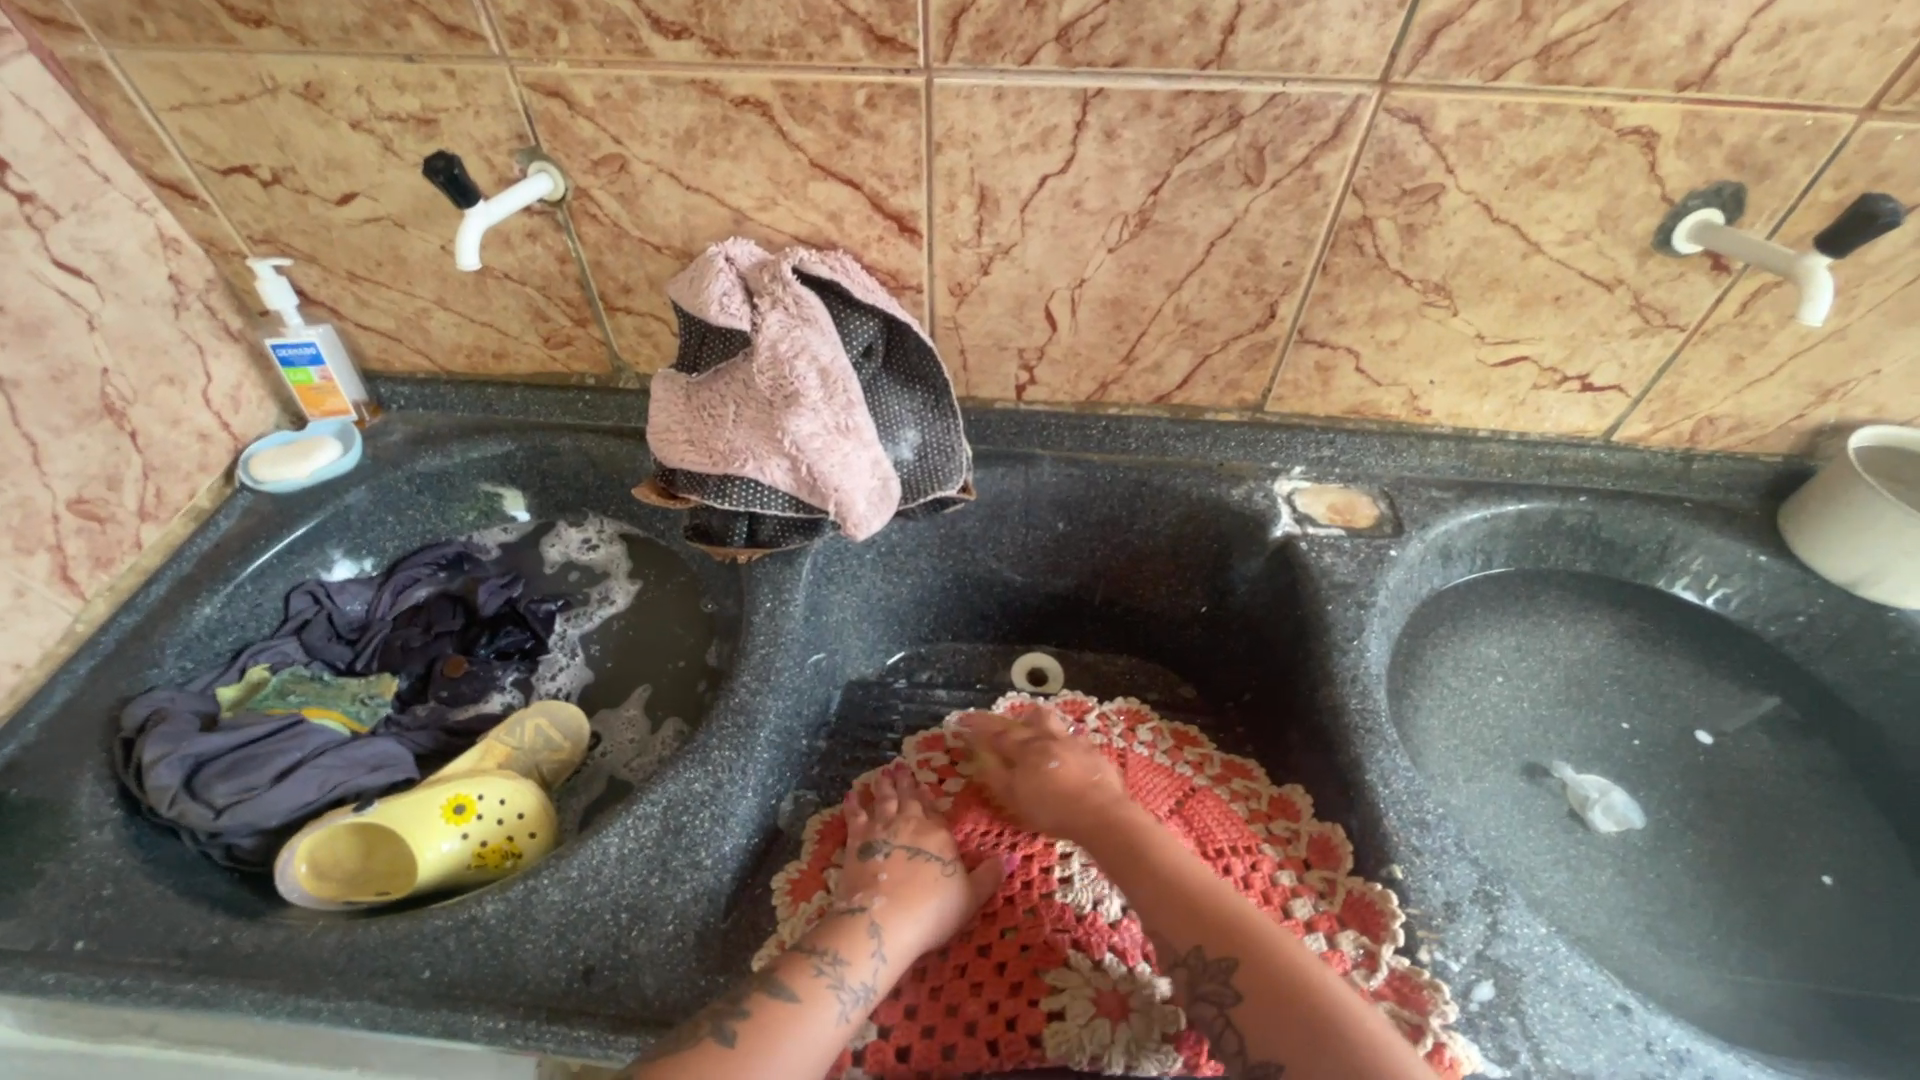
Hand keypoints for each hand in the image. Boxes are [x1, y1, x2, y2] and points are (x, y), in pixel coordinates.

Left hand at [838, 764, 1006, 959]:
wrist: (884, 920)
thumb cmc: (932, 912)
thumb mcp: (971, 898)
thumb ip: (990, 875)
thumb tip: (1012, 856)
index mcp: (939, 834)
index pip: (935, 810)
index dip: (929, 797)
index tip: (923, 783)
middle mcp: (911, 823)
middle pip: (909, 798)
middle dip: (905, 781)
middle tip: (900, 765)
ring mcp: (882, 829)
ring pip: (884, 799)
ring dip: (883, 784)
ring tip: (883, 772)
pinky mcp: (856, 840)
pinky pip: (855, 815)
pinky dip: (853, 803)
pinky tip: (851, 794)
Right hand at [952, 704, 1135, 844]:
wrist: (1101, 814)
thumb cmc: (1052, 810)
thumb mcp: (1014, 798)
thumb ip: (996, 776)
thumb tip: (980, 758)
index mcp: (1026, 749)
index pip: (997, 732)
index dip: (979, 725)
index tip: (965, 719)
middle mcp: (1049, 738)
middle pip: (1030, 718)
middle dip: (1016, 719)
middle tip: (1008, 729)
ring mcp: (1074, 743)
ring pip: (1054, 724)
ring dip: (1042, 726)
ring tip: (1039, 738)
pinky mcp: (1094, 753)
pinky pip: (1075, 741)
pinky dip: (1065, 746)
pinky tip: (1067, 759)